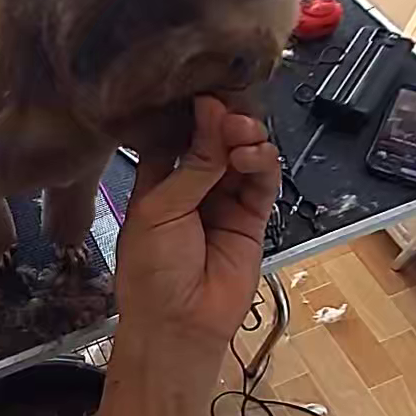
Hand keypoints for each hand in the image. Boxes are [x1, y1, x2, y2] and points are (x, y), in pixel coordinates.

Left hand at [116, 96, 280, 353]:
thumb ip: (191, 164)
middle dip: (223, 122)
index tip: (203, 91)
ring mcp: (225, 203)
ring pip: (242, 157)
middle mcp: (194, 189)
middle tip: (226, 111)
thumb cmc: (152, 272)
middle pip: (216, 141)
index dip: (192, 113)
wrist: (178, 324)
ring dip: (244, 138)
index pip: (180, 135)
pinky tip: (250, 156)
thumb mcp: (160, 209)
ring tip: (239, 136)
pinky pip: (262, 184)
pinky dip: (261, 164)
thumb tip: (211, 112)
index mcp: (159, 183)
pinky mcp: (252, 220)